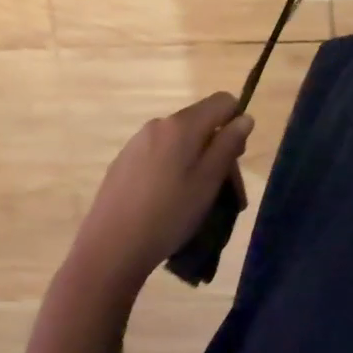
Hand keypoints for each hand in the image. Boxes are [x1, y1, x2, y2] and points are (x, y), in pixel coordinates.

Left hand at [71, 92, 252, 286]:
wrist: (108, 251)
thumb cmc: (167, 215)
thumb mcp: (208, 182)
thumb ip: (229, 145)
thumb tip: (244, 118)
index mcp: (181, 124)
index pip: (223, 101)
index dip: (236, 123)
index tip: (235, 158)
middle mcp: (158, 124)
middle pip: (201, 123)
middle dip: (217, 149)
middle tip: (223, 190)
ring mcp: (136, 143)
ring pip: (180, 141)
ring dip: (195, 161)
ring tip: (195, 199)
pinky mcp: (122, 163)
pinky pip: (159, 154)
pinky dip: (172, 169)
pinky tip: (167, 201)